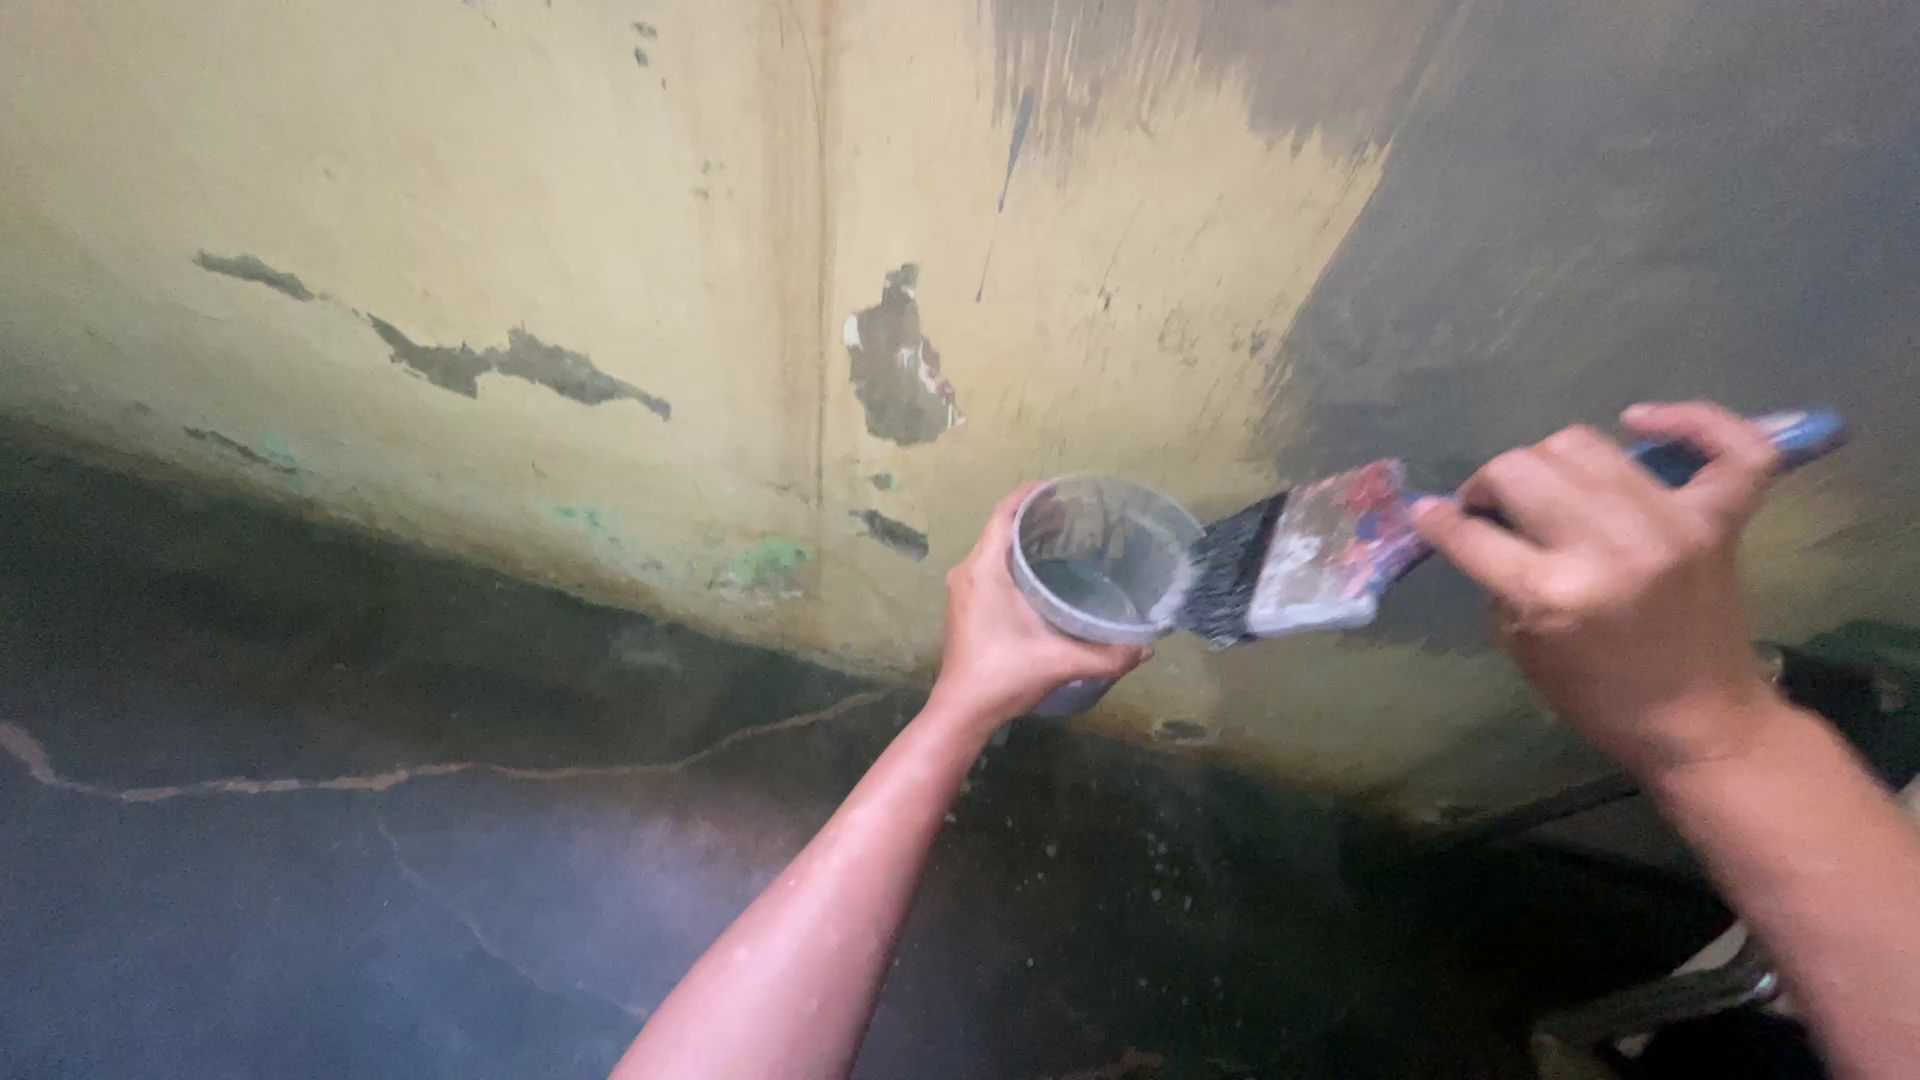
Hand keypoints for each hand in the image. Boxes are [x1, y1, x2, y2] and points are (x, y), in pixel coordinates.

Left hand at [929, 483, 1150, 723]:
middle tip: (1073, 515)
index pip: (1003, 514)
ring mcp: (963, 588)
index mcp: (984, 570)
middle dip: (1033, 517)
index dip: (1029, 495)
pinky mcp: (964, 604)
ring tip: (1062, 537)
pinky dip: (1012, 558)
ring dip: (1022, 539)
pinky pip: (988, 565)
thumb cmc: (1004, 676)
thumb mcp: (1060, 662)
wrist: (963, 710)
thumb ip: (1107, 655)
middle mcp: (968, 571)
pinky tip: (1040, 572)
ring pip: (992, 548)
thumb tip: (1146, 648)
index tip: (1059, 488)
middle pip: (999, 528)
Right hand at [1413, 402, 1789, 776]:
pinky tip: (1639, 421)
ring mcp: (1672, 526)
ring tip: (1545, 486)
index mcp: (1551, 593)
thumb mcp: (1515, 635)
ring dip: (1545, 461)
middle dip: (1487, 486)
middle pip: (1518, 470)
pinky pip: (1728, 447)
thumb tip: (1471, 520)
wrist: (1699, 721)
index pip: (1467, 532)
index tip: (1426, 516)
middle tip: (1490, 510)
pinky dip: (1690, 421)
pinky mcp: (1720, 520)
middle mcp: (1609, 549)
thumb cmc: (1589, 690)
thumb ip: (1492, 571)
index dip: (1435, 521)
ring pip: (1582, 445)